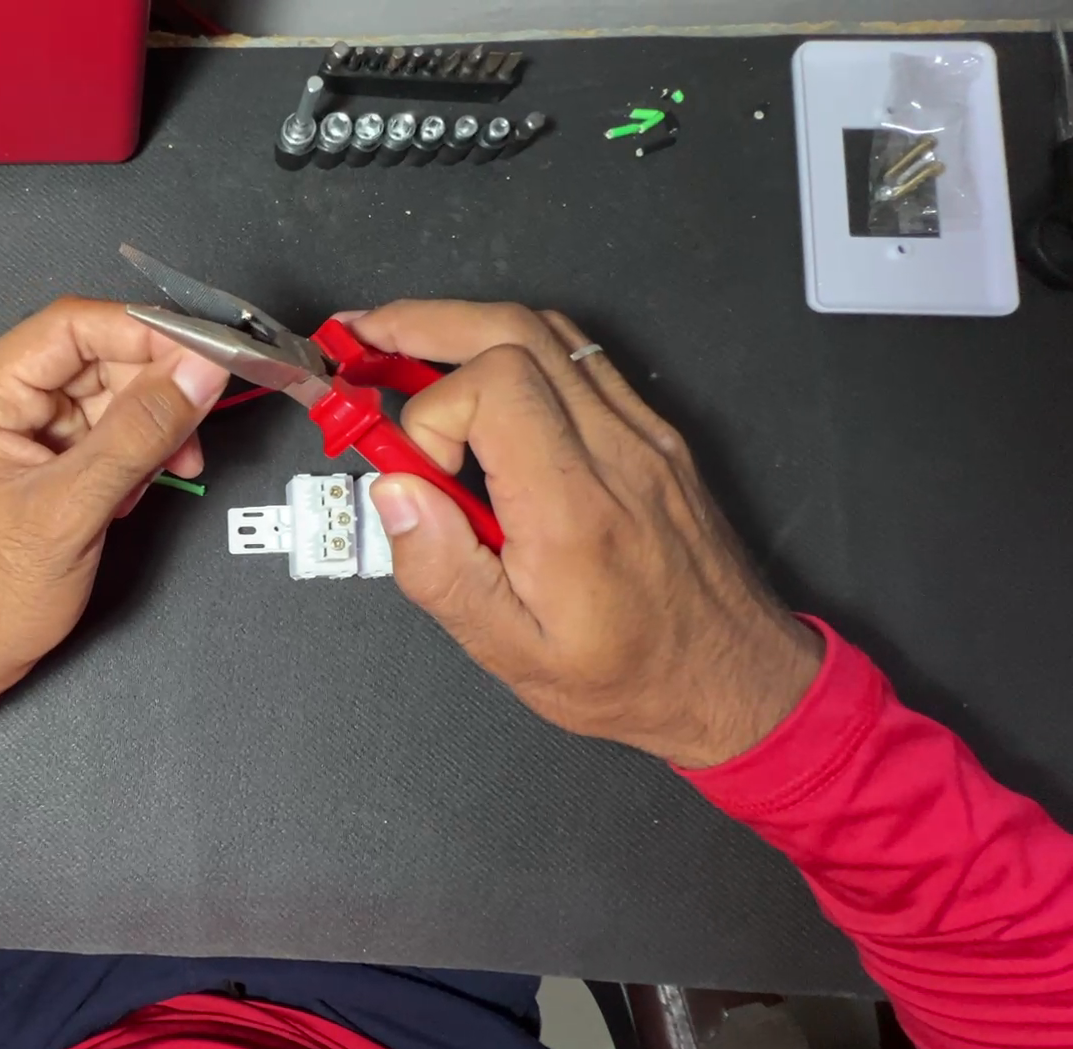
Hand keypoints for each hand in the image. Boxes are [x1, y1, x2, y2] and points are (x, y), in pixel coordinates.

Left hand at [0, 297, 230, 741]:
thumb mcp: (73, 510)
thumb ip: (139, 435)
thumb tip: (200, 371)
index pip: (69, 328)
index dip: (143, 331)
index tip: (206, 350)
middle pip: (96, 358)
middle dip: (154, 390)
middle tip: (199, 421)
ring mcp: (23, 424)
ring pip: (111, 394)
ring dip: (152, 428)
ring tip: (170, 468)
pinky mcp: (47, 451)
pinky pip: (109, 428)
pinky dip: (139, 451)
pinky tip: (141, 485)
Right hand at [351, 302, 823, 768]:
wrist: (731, 681)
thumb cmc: (619, 675)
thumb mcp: (507, 649)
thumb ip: (439, 569)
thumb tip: (394, 491)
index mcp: (572, 507)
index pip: (491, 388)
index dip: (428, 417)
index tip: (415, 474)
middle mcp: (614, 451)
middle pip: (512, 330)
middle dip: (421, 324)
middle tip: (360, 335)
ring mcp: (639, 433)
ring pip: (544, 330)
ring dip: (459, 325)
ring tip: (398, 343)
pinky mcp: (647, 433)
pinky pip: (574, 355)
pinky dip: (506, 343)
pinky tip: (468, 368)